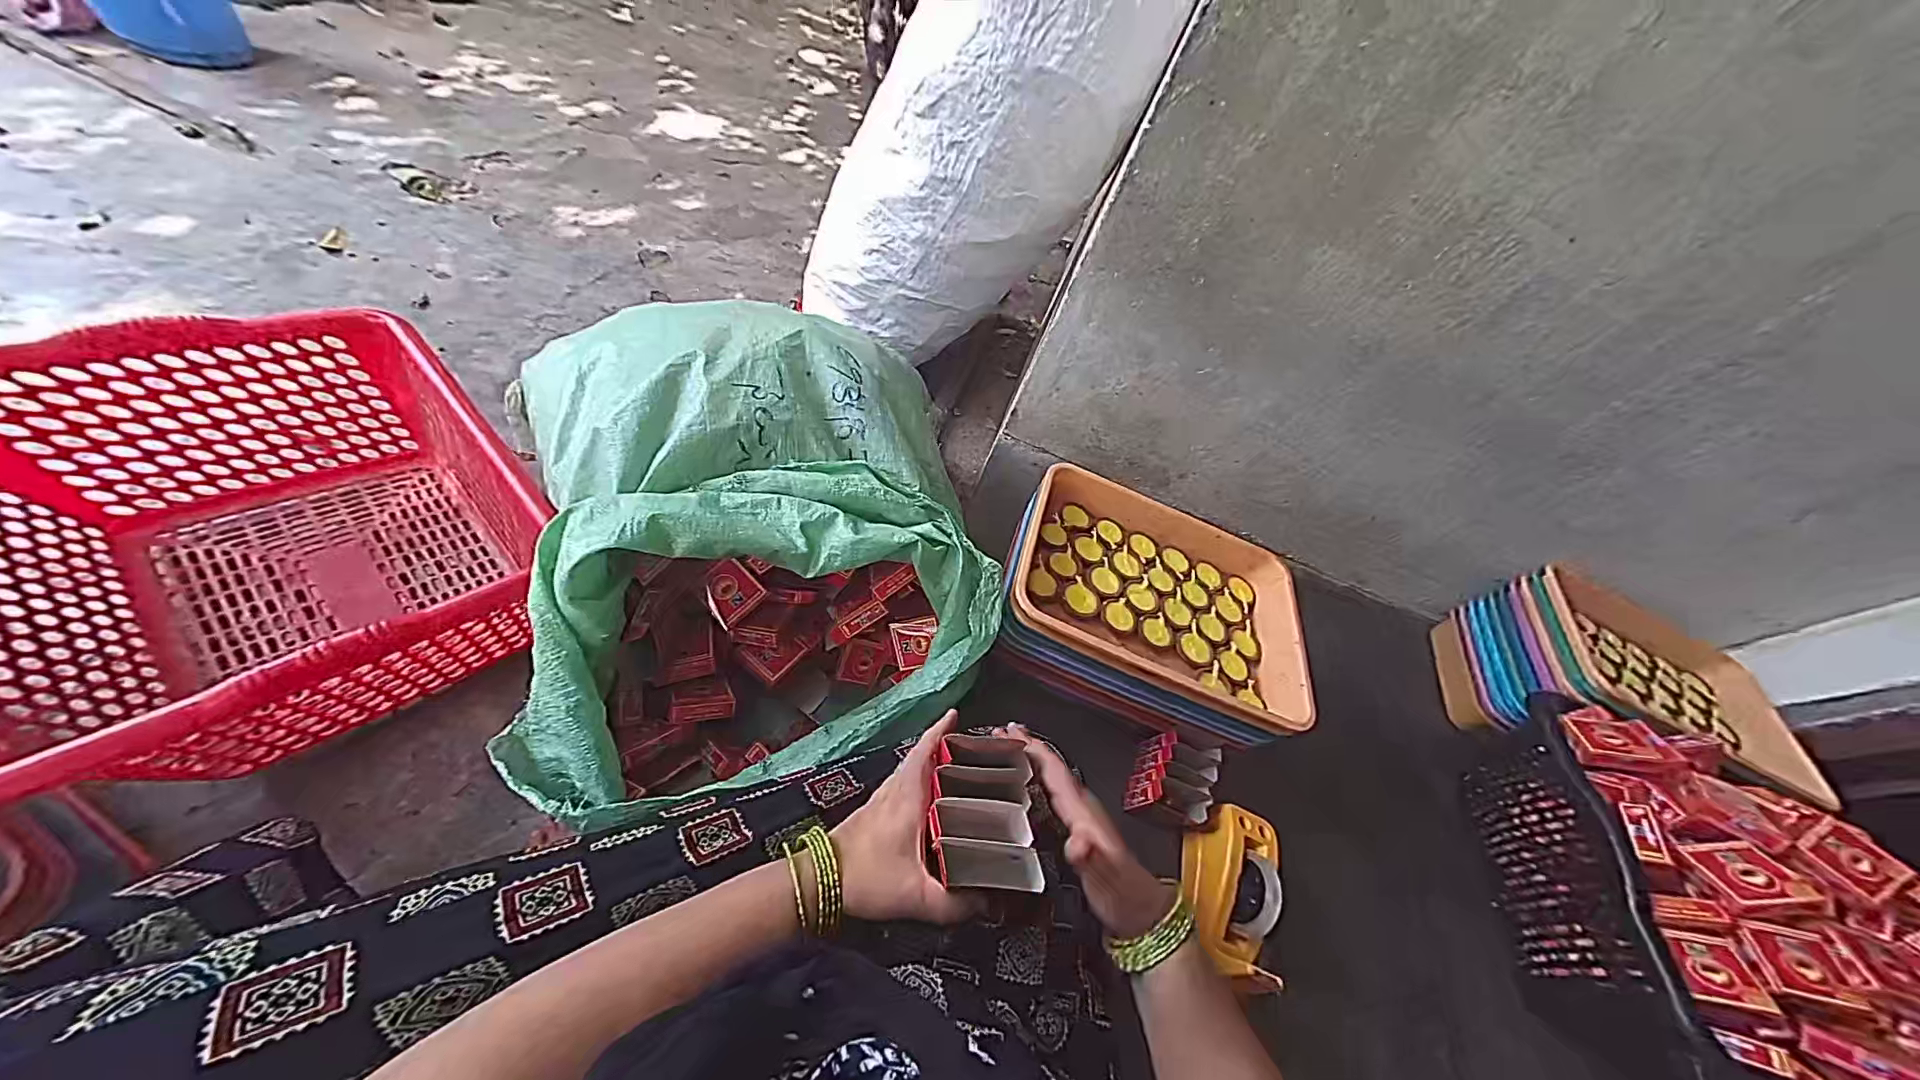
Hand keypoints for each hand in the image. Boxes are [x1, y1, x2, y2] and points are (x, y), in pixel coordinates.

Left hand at [832, 710, 983, 924]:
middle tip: (970, 745)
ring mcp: (882, 800)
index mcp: (907, 798)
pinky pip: (903, 785)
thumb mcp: (916, 896)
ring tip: (957, 767)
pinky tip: (931, 797)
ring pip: (910, 770)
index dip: (940, 731)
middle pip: (920, 757)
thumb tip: (986, 905)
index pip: (924, 752)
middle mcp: (895, 791)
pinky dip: (919, 780)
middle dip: (944, 745)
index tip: (955, 714)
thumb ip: (954, 904)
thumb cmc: (866, 879)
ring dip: (930, 762)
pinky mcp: (875, 813)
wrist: (820, 882)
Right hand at [1000, 724, 1173, 938]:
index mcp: (1084, 813)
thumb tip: (1076, 842)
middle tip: (1001, 733)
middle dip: (1027, 747)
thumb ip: (1091, 860)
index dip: (1034, 749)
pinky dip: (1037, 779)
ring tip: (1010, 749)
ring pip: (1052, 777)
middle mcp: (1083, 809)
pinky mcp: (1079, 828)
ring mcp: (1082, 817)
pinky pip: (1053, 792)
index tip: (1011, 734)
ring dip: (1031, 760)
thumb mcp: (1107, 881)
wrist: (1144, 914)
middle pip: (1052, 767)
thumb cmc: (1125, 897)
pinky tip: (1027, 784)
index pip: (1056, 771)